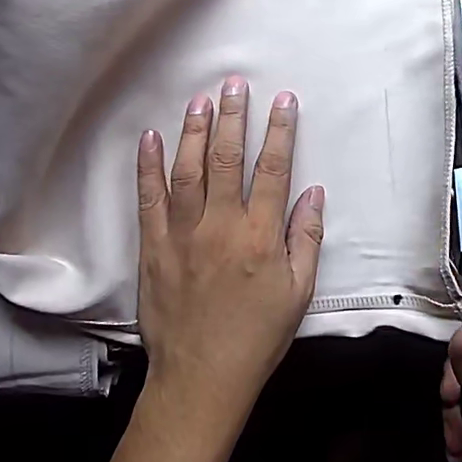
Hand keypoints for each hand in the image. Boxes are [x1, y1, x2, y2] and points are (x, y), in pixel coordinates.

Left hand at [136, 76, 323, 411]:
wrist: (202, 377)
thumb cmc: (259, 334)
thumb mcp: (300, 290)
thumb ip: (306, 238)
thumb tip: (313, 192)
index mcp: (261, 237)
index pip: (273, 170)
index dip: (280, 132)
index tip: (283, 101)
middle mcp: (221, 227)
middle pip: (227, 160)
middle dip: (233, 118)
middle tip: (235, 84)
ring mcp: (182, 236)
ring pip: (187, 172)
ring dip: (194, 132)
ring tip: (201, 99)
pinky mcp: (153, 249)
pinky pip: (148, 200)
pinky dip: (149, 167)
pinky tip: (152, 139)